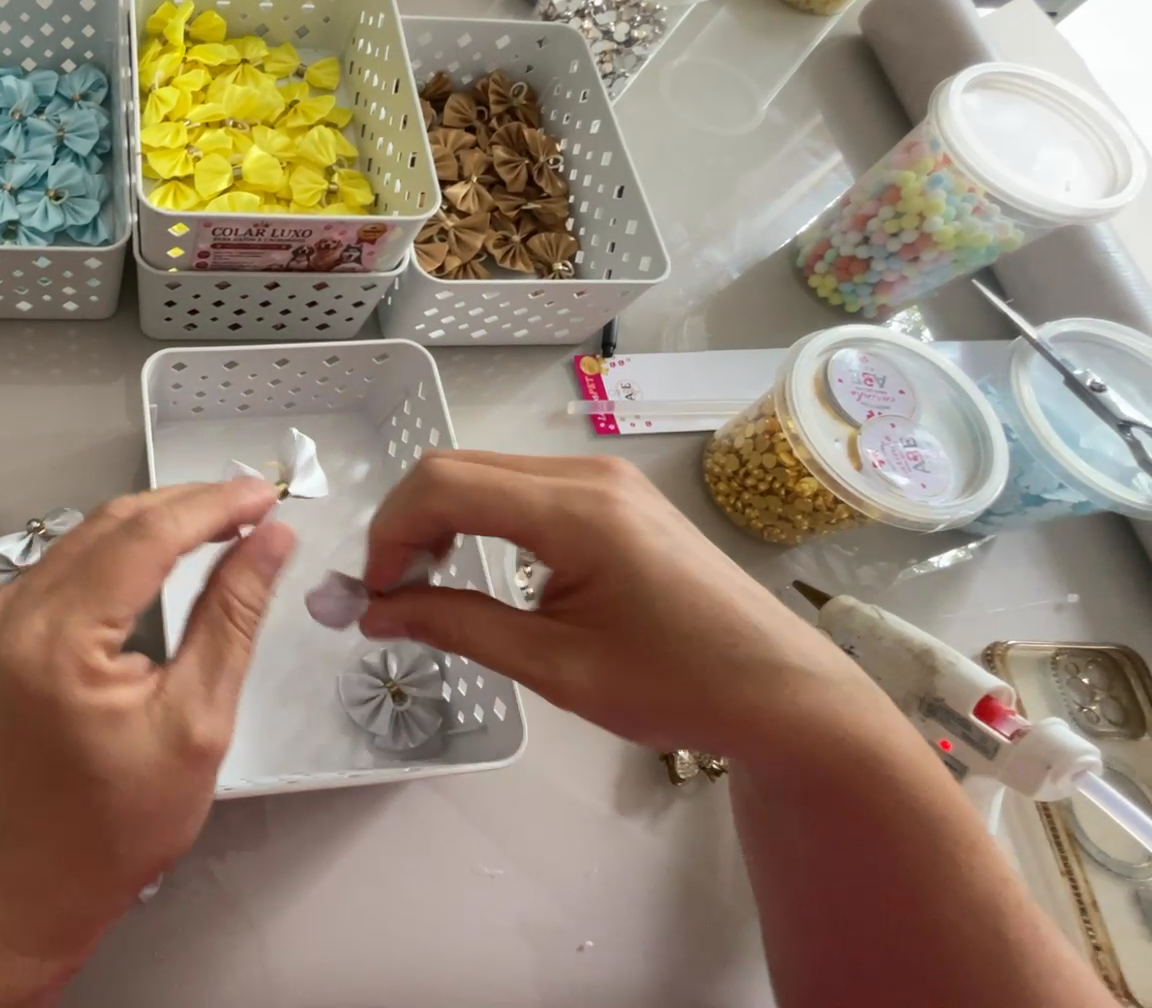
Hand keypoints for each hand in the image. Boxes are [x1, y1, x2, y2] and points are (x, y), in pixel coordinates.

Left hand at [0, 480, 294, 963]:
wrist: (38, 875)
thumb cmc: (126, 819)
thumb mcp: (199, 720)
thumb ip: (233, 616)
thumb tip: (273, 538)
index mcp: (57, 643)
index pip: (144, 539)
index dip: (212, 507)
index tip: (267, 494)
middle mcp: (10, 615)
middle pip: (111, 525)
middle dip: (187, 506)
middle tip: (253, 506)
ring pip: (88, 536)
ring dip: (157, 522)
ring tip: (222, 522)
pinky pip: (67, 563)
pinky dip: (122, 549)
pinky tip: (165, 551)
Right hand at [359, 451, 889, 760]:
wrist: (787, 694)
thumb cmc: (677, 688)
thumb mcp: (553, 667)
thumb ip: (455, 626)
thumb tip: (374, 614)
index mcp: (576, 511)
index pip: (442, 486)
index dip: (390, 534)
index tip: (376, 594)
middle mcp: (583, 473)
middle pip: (451, 467)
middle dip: (403, 524)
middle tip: (392, 590)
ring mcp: (599, 475)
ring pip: (476, 470)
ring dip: (433, 517)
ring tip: (426, 578)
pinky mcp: (606, 489)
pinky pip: (510, 483)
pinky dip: (469, 514)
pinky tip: (472, 557)